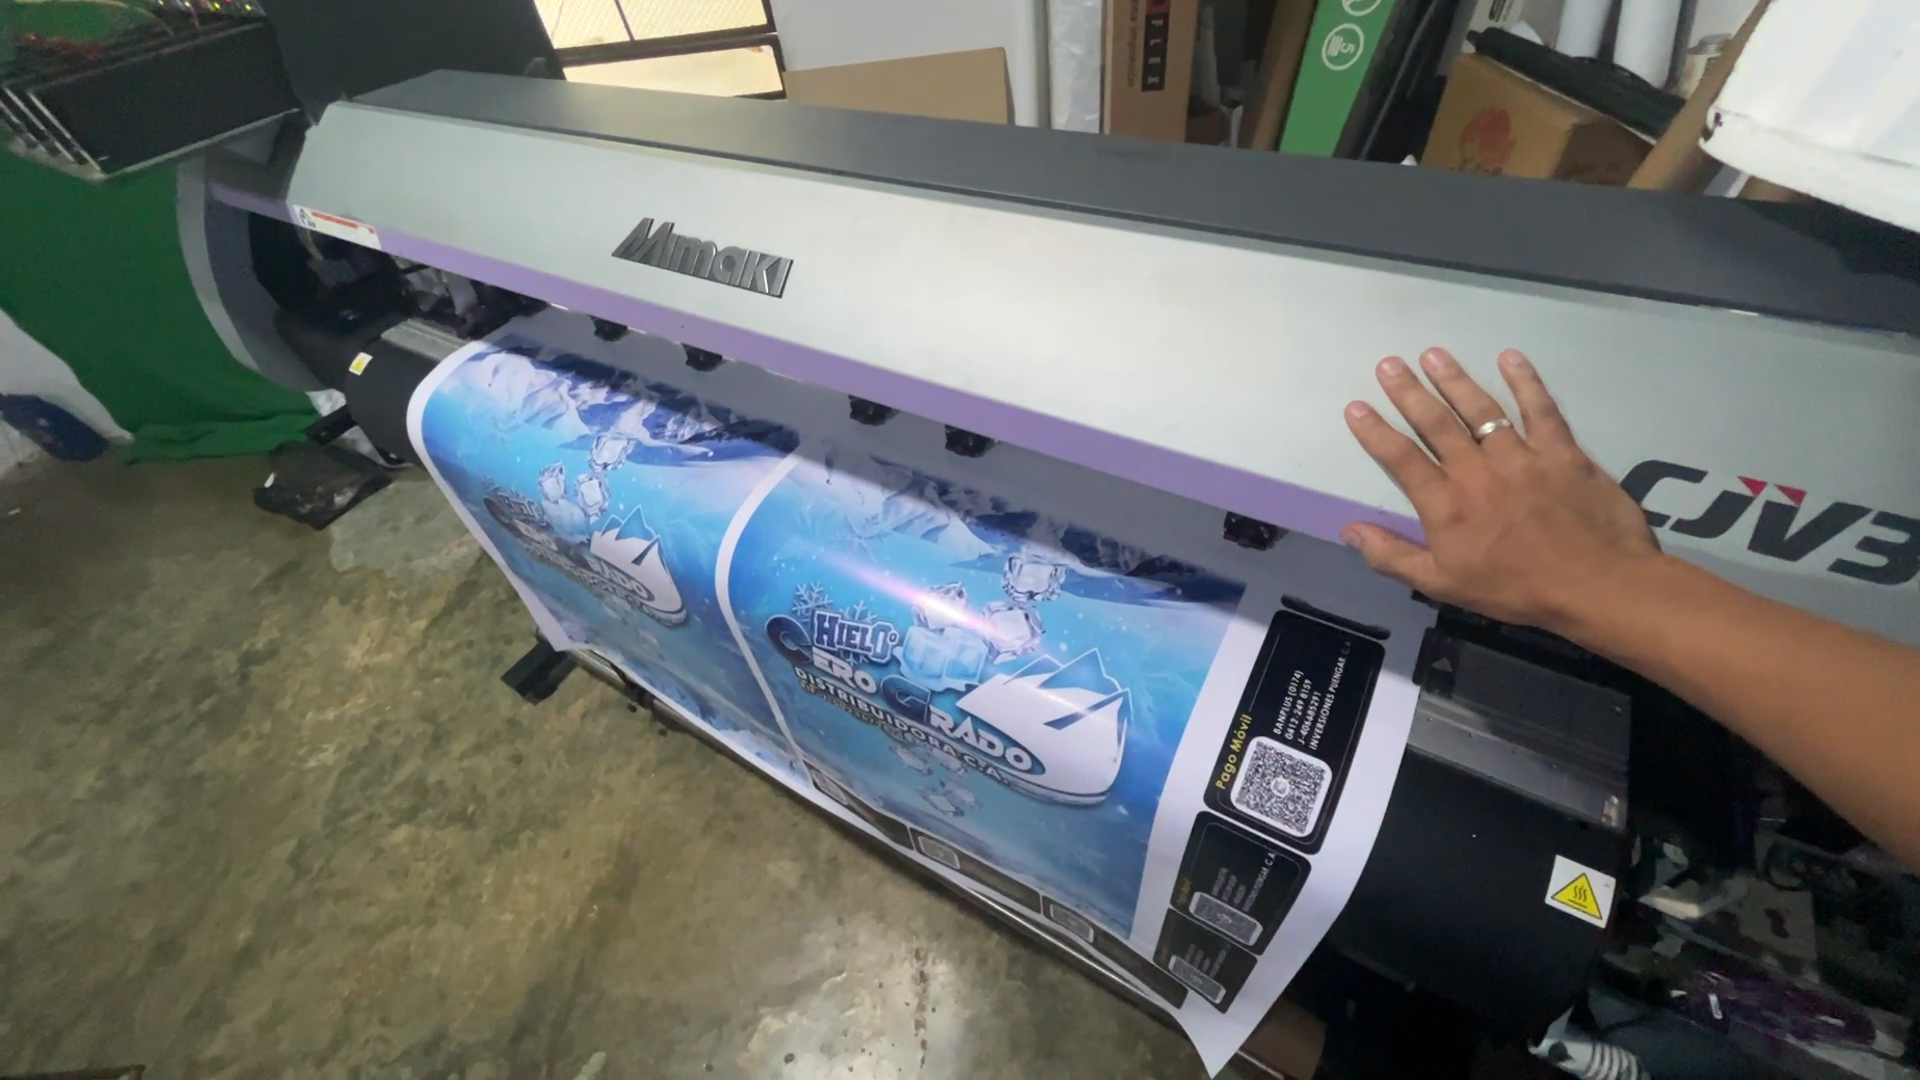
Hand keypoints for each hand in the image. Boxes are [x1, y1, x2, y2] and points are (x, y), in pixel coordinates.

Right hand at [1342, 348, 1659, 631]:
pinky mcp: (1563, 453)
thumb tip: (1348, 530)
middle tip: (1389, 364)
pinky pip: (1542, 410)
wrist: (1599, 586)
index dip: (1375, 431)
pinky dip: (1526, 382)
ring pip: (1482, 410)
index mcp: (1445, 503)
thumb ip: (1391, 555)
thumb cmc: (1513, 587)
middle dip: (1408, 391)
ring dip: (1455, 379)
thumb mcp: (1440, 583)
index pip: (1400, 458)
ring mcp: (1522, 457)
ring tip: (1433, 354)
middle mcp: (1477, 471)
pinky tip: (1509, 358)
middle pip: (1436, 423)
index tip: (1356, 407)